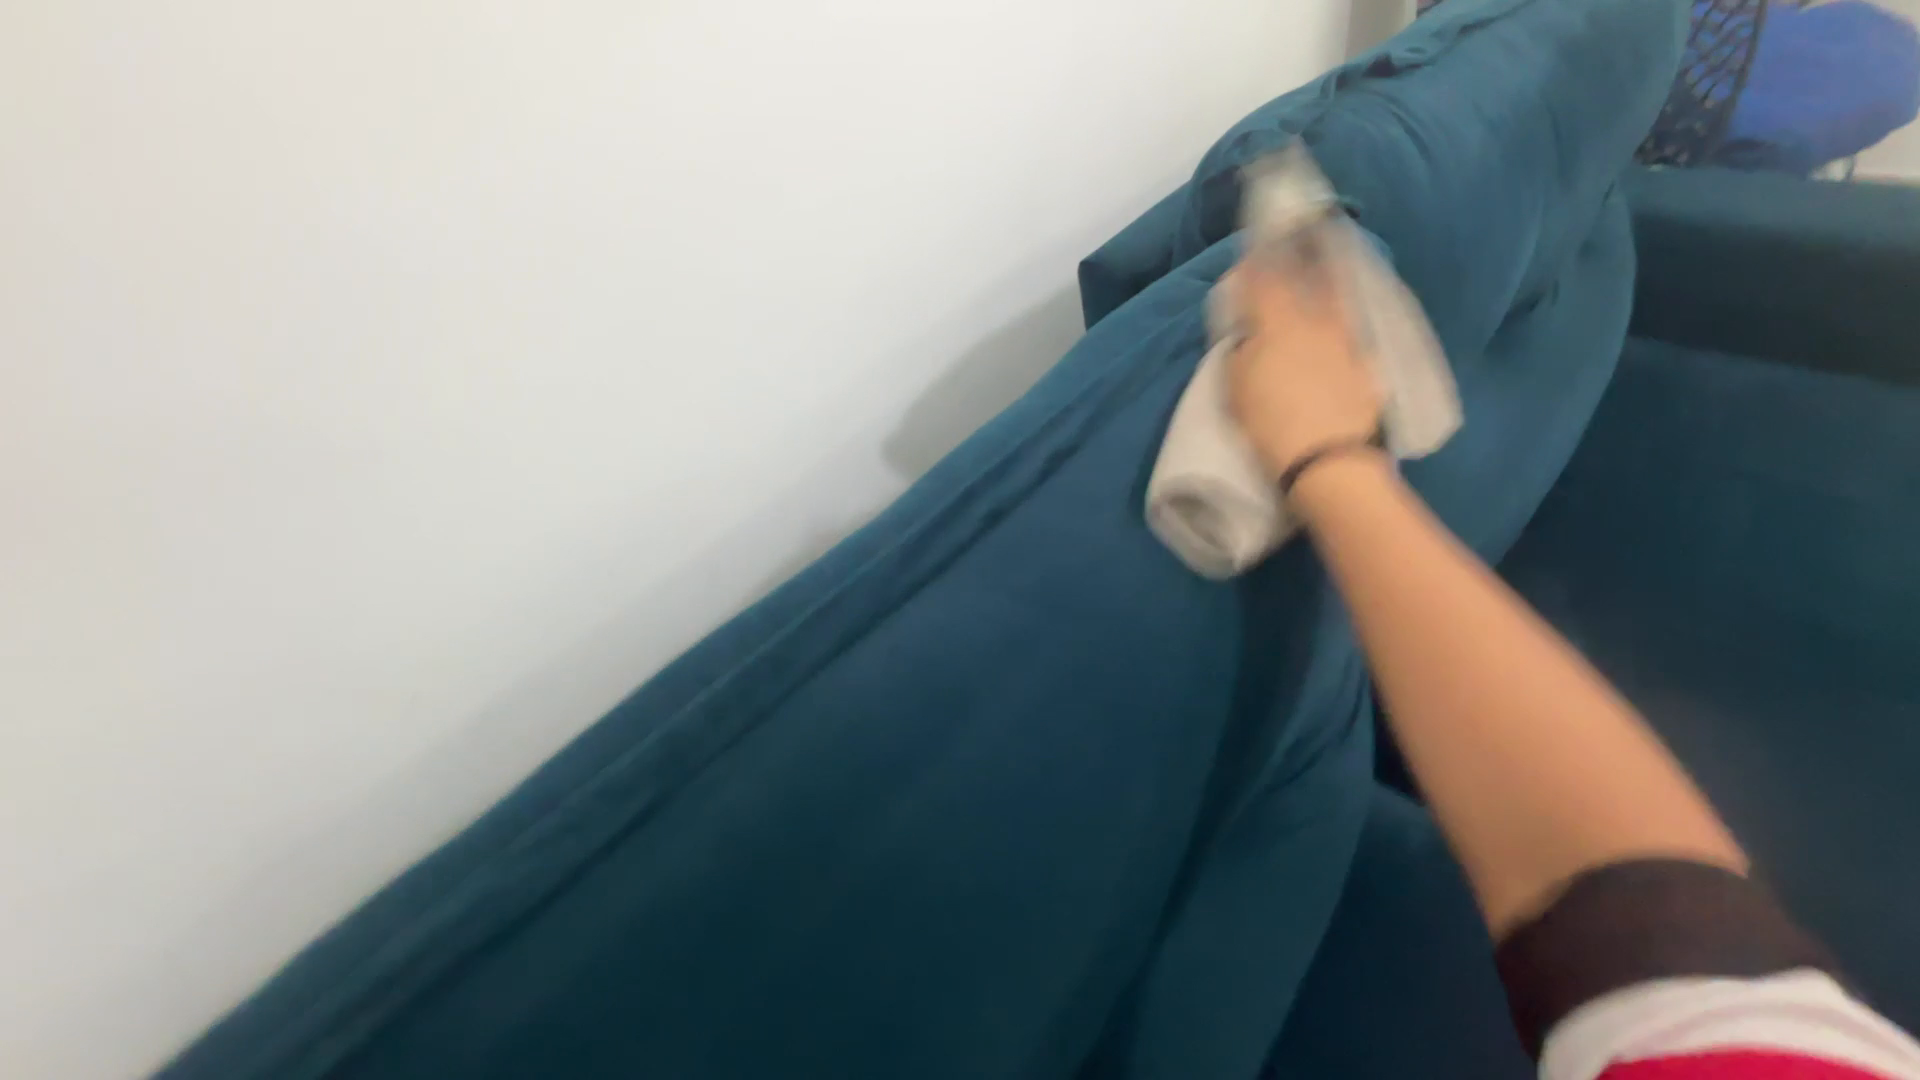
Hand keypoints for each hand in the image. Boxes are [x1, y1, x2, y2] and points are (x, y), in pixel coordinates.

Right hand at [1225, 255, 1383, 480]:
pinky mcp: (1367, 362)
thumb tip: (1246, 330)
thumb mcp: (1235, 388)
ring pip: (1336, 295)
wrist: (1329, 460)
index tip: (1252, 241)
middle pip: (1306, 275)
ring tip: (1325, 260)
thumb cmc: (1269, 425)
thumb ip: (1240, 350)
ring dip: (1328, 274)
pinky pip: (1353, 326)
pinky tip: (1340, 318)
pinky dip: (1344, 313)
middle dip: (1297, 252)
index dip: (1255, 258)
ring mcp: (1346, 339)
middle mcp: (1316, 319)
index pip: (1263, 278)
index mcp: (1277, 323)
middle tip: (1296, 232)